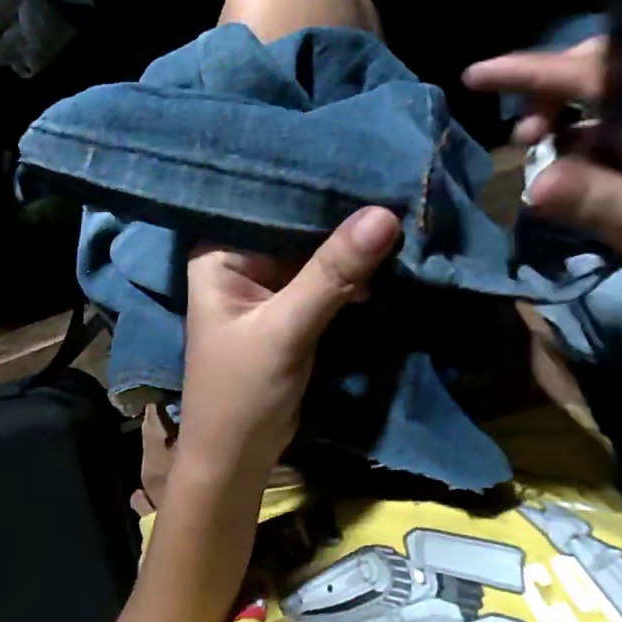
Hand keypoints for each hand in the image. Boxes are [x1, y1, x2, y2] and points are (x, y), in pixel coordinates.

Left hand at [173, 206, 400, 497]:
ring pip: (316, 252)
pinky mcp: (291, 308)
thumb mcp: (286, 329)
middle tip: (396, 183)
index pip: (272, 202)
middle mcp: (241, 258)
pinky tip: (388, 255)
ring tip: (402, 211)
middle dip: (342, 215)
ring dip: (353, 244)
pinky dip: (353, 274)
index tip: (370, 163)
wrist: (238, 458)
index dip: (319, 186)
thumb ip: (332, 274)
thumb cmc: (242, 393)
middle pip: (297, 225)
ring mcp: (268, 284)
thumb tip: (384, 214)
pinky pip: (326, 278)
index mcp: (220, 251)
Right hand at [463, 38, 621, 327]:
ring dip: (558, 132)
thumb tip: (534, 184)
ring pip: (592, 113)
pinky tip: (562, 181)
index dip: (534, 73)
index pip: (597, 74)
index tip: (478, 75)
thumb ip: (596, 201)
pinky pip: (600, 142)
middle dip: (548, 102)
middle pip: (594, 81)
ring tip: (535, 161)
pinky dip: (572, 156)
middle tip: (521, 142)